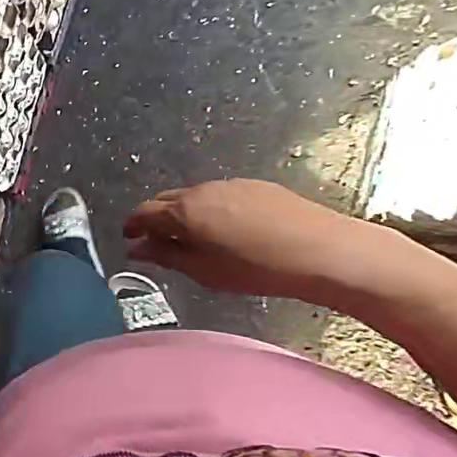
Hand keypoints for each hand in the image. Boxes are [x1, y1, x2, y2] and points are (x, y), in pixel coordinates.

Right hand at [123, 180, 403, 304]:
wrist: (327, 252)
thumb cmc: (259, 269)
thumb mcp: (204, 271)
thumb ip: (166, 256)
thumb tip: (136, 247)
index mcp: (184, 210)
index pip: (143, 212)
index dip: (132, 225)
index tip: (129, 238)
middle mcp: (202, 190)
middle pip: (165, 200)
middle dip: (155, 218)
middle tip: (157, 241)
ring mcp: (231, 184)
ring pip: (193, 196)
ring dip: (183, 213)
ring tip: (194, 238)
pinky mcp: (257, 186)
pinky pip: (219, 194)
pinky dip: (210, 208)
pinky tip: (227, 229)